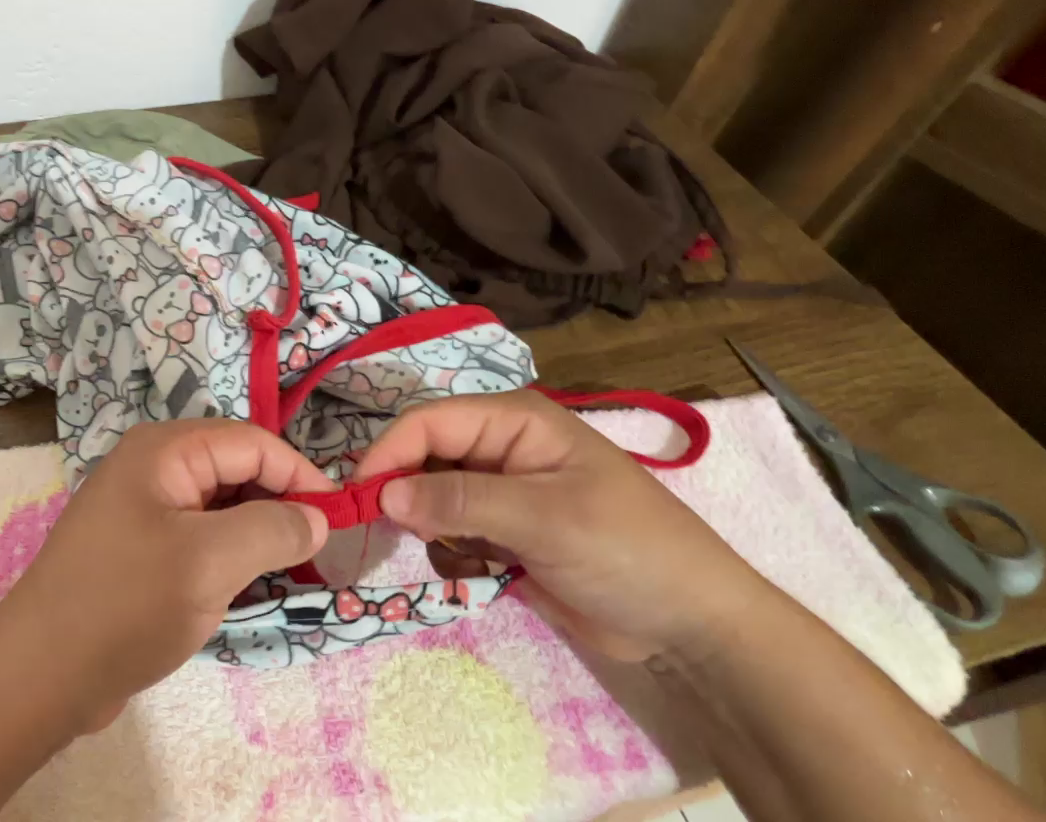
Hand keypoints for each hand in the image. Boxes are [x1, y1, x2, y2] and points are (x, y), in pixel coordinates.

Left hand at [0, 419, 330, 730]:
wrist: (39, 677)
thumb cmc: (126, 606)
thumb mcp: (210, 562)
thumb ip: (272, 529)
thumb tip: (317, 519)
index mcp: (164, 450)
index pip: (251, 443)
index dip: (300, 476)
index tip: (339, 520)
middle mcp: (152, 467)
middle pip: (236, 468)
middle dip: (280, 503)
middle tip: (320, 550)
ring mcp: (142, 508)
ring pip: (220, 504)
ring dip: (257, 530)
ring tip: (293, 568)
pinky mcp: (139, 548)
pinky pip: (199, 535)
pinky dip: (230, 552)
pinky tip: (250, 582)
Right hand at [351, 390, 774, 661]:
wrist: (689, 624)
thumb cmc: (627, 550)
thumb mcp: (545, 517)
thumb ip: (461, 500)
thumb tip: (382, 494)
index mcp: (514, 420)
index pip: (428, 422)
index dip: (388, 453)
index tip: (355, 499)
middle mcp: (499, 447)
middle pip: (422, 457)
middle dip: (404, 494)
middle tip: (396, 536)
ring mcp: (500, 492)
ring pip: (429, 498)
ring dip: (431, 530)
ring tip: (466, 558)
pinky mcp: (502, 534)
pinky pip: (449, 534)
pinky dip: (450, 554)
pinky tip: (482, 573)